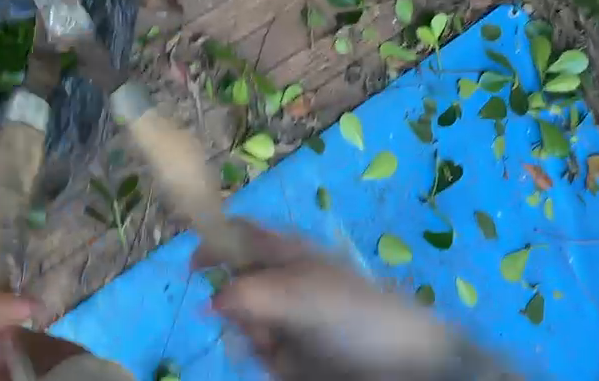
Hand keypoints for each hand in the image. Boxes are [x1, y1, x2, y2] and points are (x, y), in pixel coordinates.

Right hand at [195, 222, 513, 380]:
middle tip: (252, 318)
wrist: (406, 368)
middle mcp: (278, 278)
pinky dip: (258, 354)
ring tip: (273, 345)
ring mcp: (283, 315)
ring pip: (239, 317)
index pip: (235, 231)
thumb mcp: (299, 293)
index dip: (211, 240)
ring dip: (247, 331)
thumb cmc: (354, 314)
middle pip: (229, 278)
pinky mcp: (289, 352)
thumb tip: (210, 300)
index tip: (192, 267)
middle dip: (230, 299)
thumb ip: (249, 291)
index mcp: (282, 248)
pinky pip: (255, 348)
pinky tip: (276, 359)